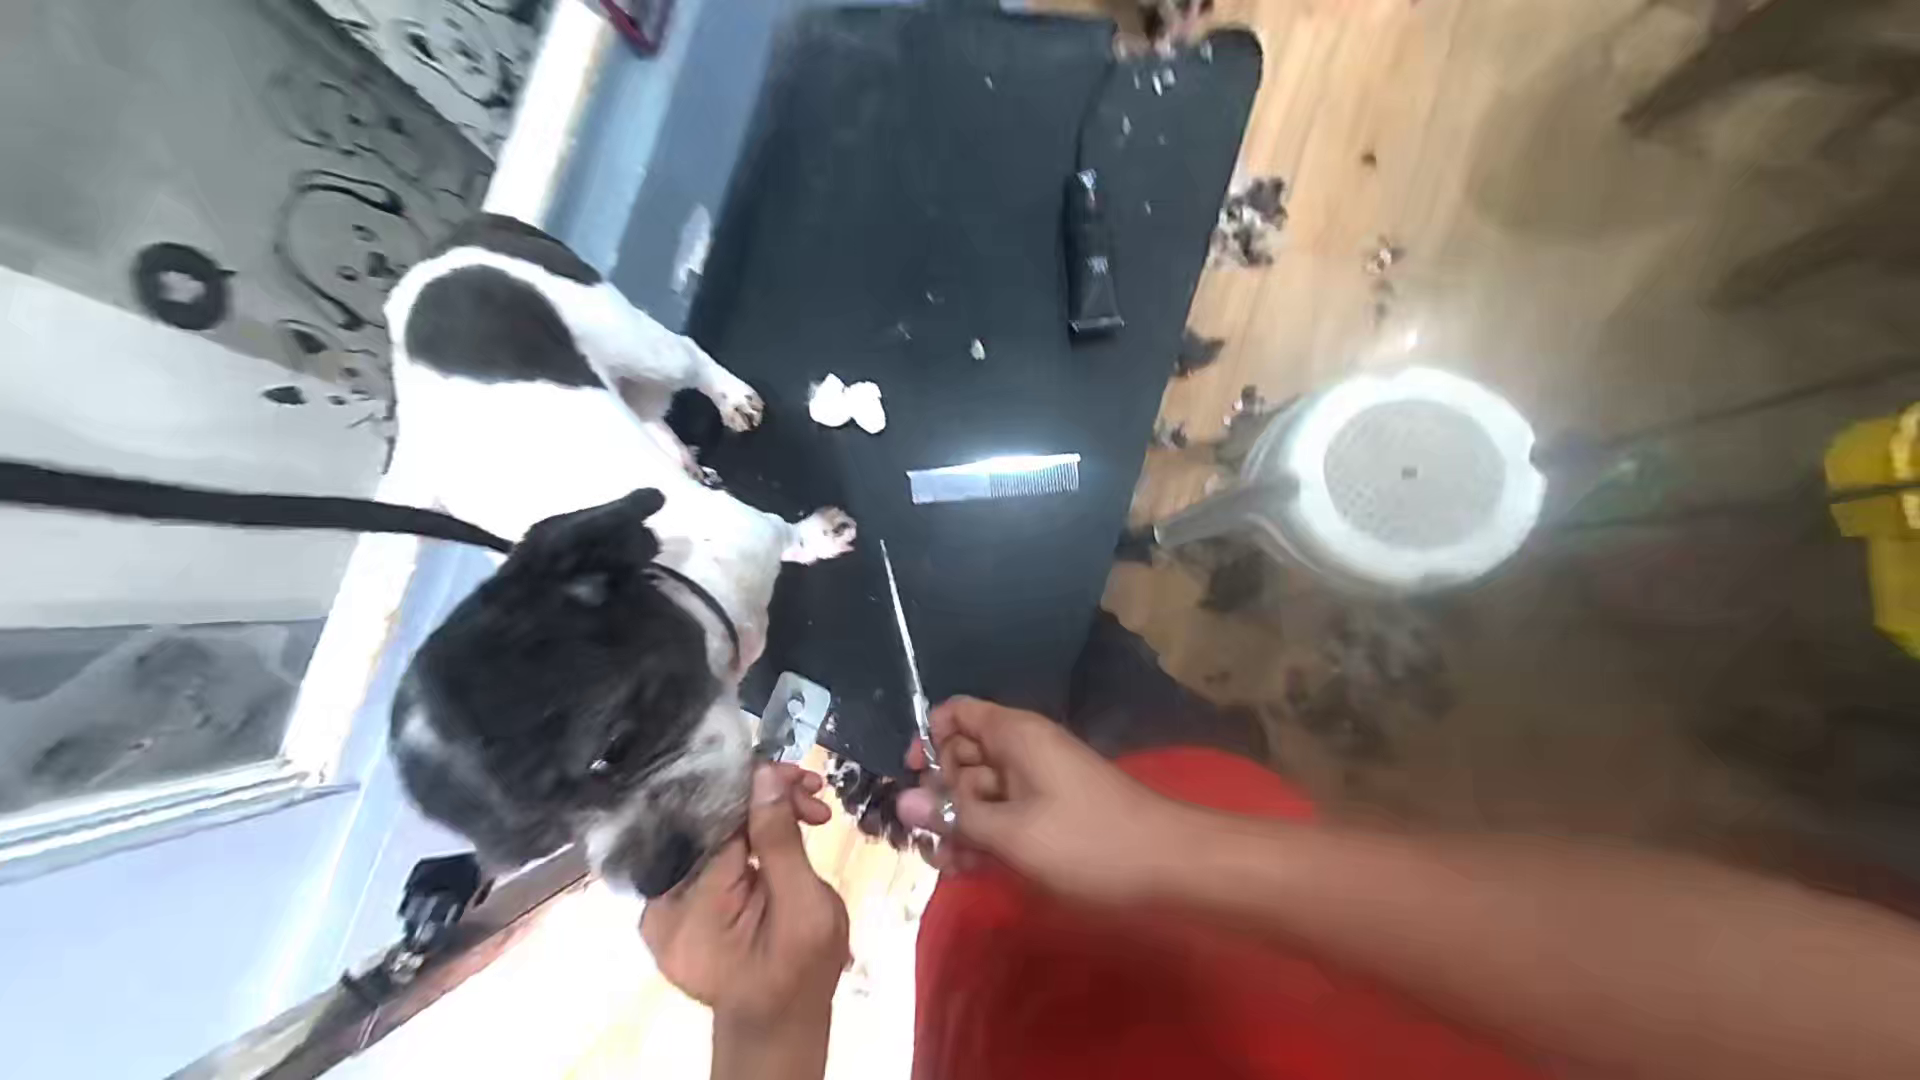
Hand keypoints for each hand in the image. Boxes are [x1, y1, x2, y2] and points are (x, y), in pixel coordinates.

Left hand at [641, 764, 848, 1034]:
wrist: (780, 1021)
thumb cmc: (801, 971)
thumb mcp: (804, 905)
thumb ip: (780, 838)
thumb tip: (765, 771)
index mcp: (689, 913)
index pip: (717, 823)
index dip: (759, 788)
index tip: (802, 775)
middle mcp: (662, 904)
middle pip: (713, 820)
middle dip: (768, 798)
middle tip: (816, 793)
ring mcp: (668, 900)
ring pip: (718, 826)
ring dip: (765, 811)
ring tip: (813, 810)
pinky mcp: (683, 895)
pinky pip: (716, 845)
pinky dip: (753, 830)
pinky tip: (787, 822)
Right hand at [896, 696, 1188, 905]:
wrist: (1168, 866)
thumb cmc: (1086, 840)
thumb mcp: (1012, 833)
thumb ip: (955, 816)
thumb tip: (901, 801)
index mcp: (1013, 733)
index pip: (956, 712)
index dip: (929, 738)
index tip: (912, 777)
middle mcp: (1021, 747)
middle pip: (963, 753)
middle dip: (940, 793)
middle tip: (926, 837)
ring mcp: (1035, 779)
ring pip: (980, 789)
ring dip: (959, 822)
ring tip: (948, 864)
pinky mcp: (1047, 809)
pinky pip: (1003, 811)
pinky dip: (985, 833)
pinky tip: (970, 868)